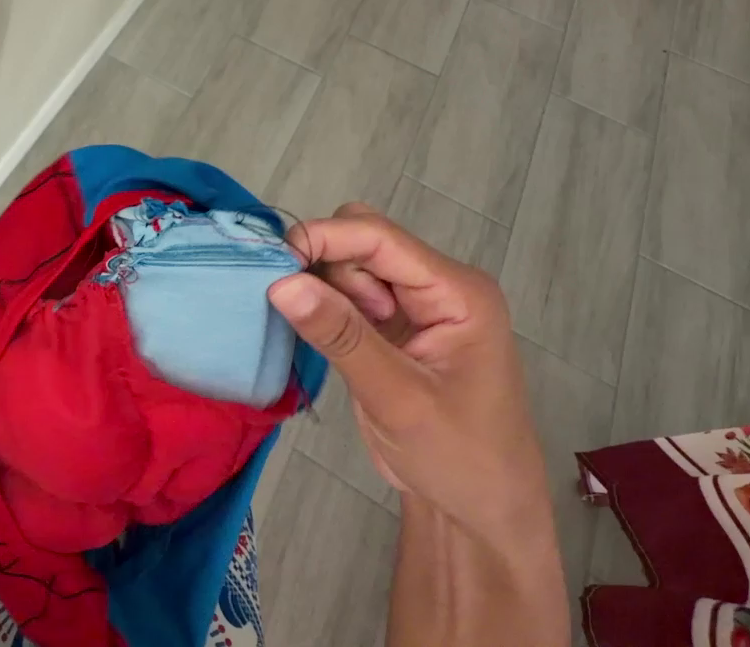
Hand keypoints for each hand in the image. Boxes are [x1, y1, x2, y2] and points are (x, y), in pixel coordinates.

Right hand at [267, 203, 549, 544]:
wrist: (478, 511)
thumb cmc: (458, 458)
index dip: (322, 238)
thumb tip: (281, 283)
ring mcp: (410, 305)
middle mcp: (434, 285)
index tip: (271, 266)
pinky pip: (341, 293)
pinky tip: (312, 333)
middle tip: (307, 314)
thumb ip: (341, 336)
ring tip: (325, 341)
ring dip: (318, 288)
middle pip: (359, 240)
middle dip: (321, 264)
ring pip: (344, 264)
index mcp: (457, 292)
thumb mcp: (398, 399)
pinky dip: (317, 305)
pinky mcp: (385, 325)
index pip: (378, 238)